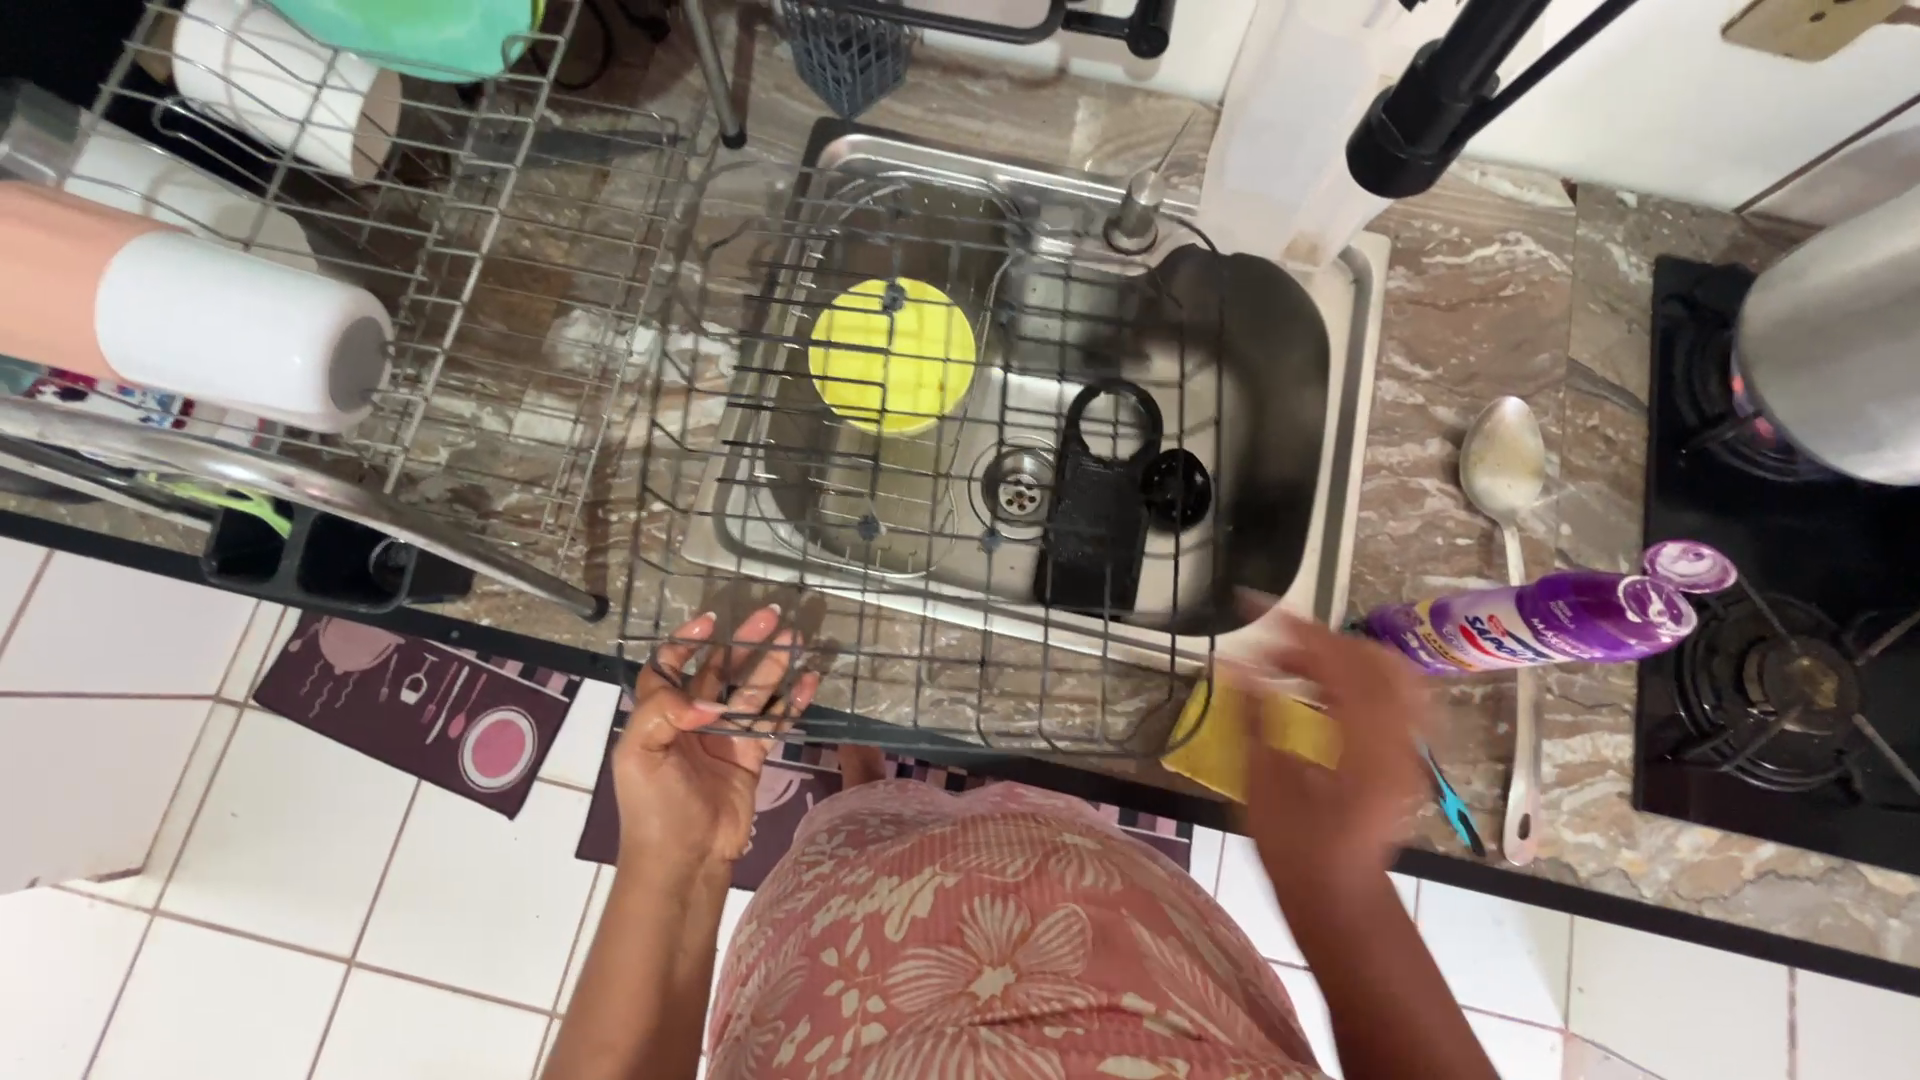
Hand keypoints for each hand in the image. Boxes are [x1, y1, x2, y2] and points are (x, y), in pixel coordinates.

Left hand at [611, 605, 820, 873]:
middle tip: (772, 616)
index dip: (685, 641)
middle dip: (745, 642)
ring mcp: (725, 737)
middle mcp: (692, 720)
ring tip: (796, 639)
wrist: (684, 858)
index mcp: (658, 715)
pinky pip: (774, 721)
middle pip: (720, 670)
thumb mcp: (637, 755)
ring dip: (773, 665)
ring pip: (753, 691)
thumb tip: (709, 701)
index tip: (711, 622)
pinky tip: (808, 681)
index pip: (669, 666)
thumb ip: (662, 713)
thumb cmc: (654, 807)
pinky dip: (792, 701)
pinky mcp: (751, 755)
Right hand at [1223, 609, 1430, 892]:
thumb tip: (1233, 662)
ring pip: (1392, 674)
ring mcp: (1410, 749)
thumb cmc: (1295, 850)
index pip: (1341, 664)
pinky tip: (1318, 685)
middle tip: (1271, 644)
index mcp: (1367, 750)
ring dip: (1342, 655)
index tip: (1253, 607)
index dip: (1296, 629)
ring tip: (1293, 660)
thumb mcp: (1262, 783)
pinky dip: (1357, 676)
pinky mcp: (1405, 755)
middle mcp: (1401, 743)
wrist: (1339, 898)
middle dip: (1320, 639)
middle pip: (1375, 661)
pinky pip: (1394, 696)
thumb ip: (1253, 716)